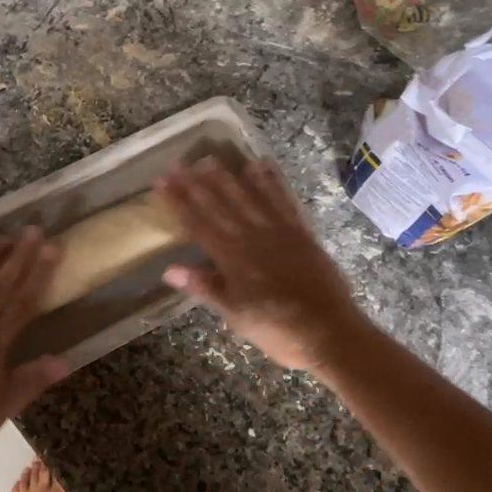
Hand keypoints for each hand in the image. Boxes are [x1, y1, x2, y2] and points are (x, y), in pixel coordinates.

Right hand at [155, 158, 361, 371]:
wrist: (330, 333)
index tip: (161, 181)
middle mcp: (251, 236)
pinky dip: (272, 181)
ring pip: (248, 196)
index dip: (177, 201)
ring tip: (211, 158)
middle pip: (218, 204)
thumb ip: (204, 286)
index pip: (197, 223)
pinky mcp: (301, 232)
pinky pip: (283, 200)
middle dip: (195, 182)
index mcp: (231, 256)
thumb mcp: (235, 314)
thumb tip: (169, 269)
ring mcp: (278, 231)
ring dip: (228, 176)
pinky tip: (262, 165)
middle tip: (179, 162)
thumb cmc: (277, 329)